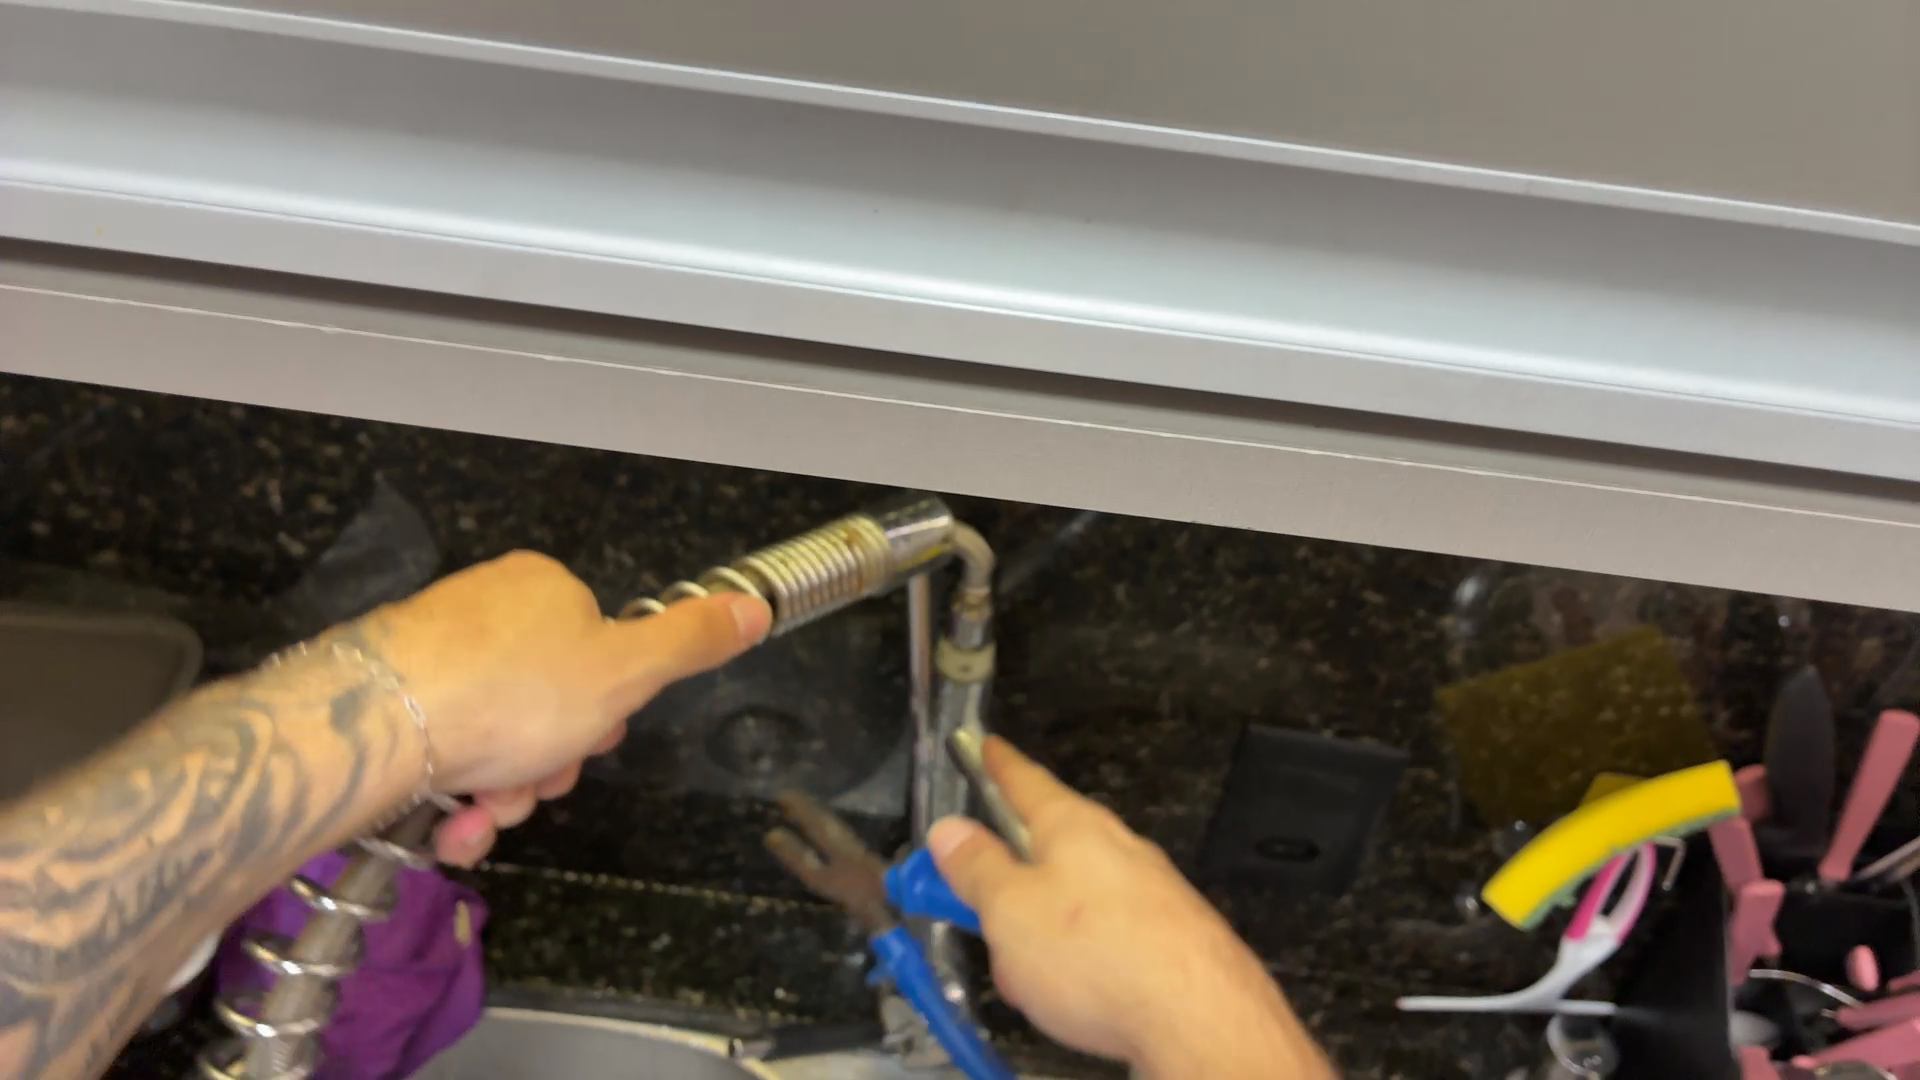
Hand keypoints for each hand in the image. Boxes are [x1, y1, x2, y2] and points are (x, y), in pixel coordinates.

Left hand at [368, 551, 770, 865]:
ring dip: (508, 785)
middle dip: (552, 757)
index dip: (607, 708)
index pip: (603, 652)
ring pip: (498, 727)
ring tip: (485, 818)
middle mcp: (488, 607)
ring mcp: (428, 647)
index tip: (592, 740)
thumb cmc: (515, 694)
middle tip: (536, 787)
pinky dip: (458, 787)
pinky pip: (442, 738)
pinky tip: (453, 826)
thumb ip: (695, 640)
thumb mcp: (628, 670)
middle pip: (551, 694)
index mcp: (547, 590)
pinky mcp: (379, 691)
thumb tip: (757, 606)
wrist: (362, 729)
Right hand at [927, 738, 1333, 1078]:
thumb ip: (976, 868)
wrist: (1203, 1022)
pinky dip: (1080, 951)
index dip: (999, 764)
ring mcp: (1150, 888)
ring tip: (1023, 970)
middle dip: (1012, 870)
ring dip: (1043, 923)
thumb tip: (949, 829)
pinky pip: (1108, 930)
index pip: (1026, 780)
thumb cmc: (1100, 956)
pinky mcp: (1172, 934)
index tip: (988, 745)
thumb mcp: (1010, 911)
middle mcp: (1116, 844)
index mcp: (1073, 825)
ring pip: (1077, 893)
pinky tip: (1073, 991)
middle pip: (1050, 841)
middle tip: (980, 895)